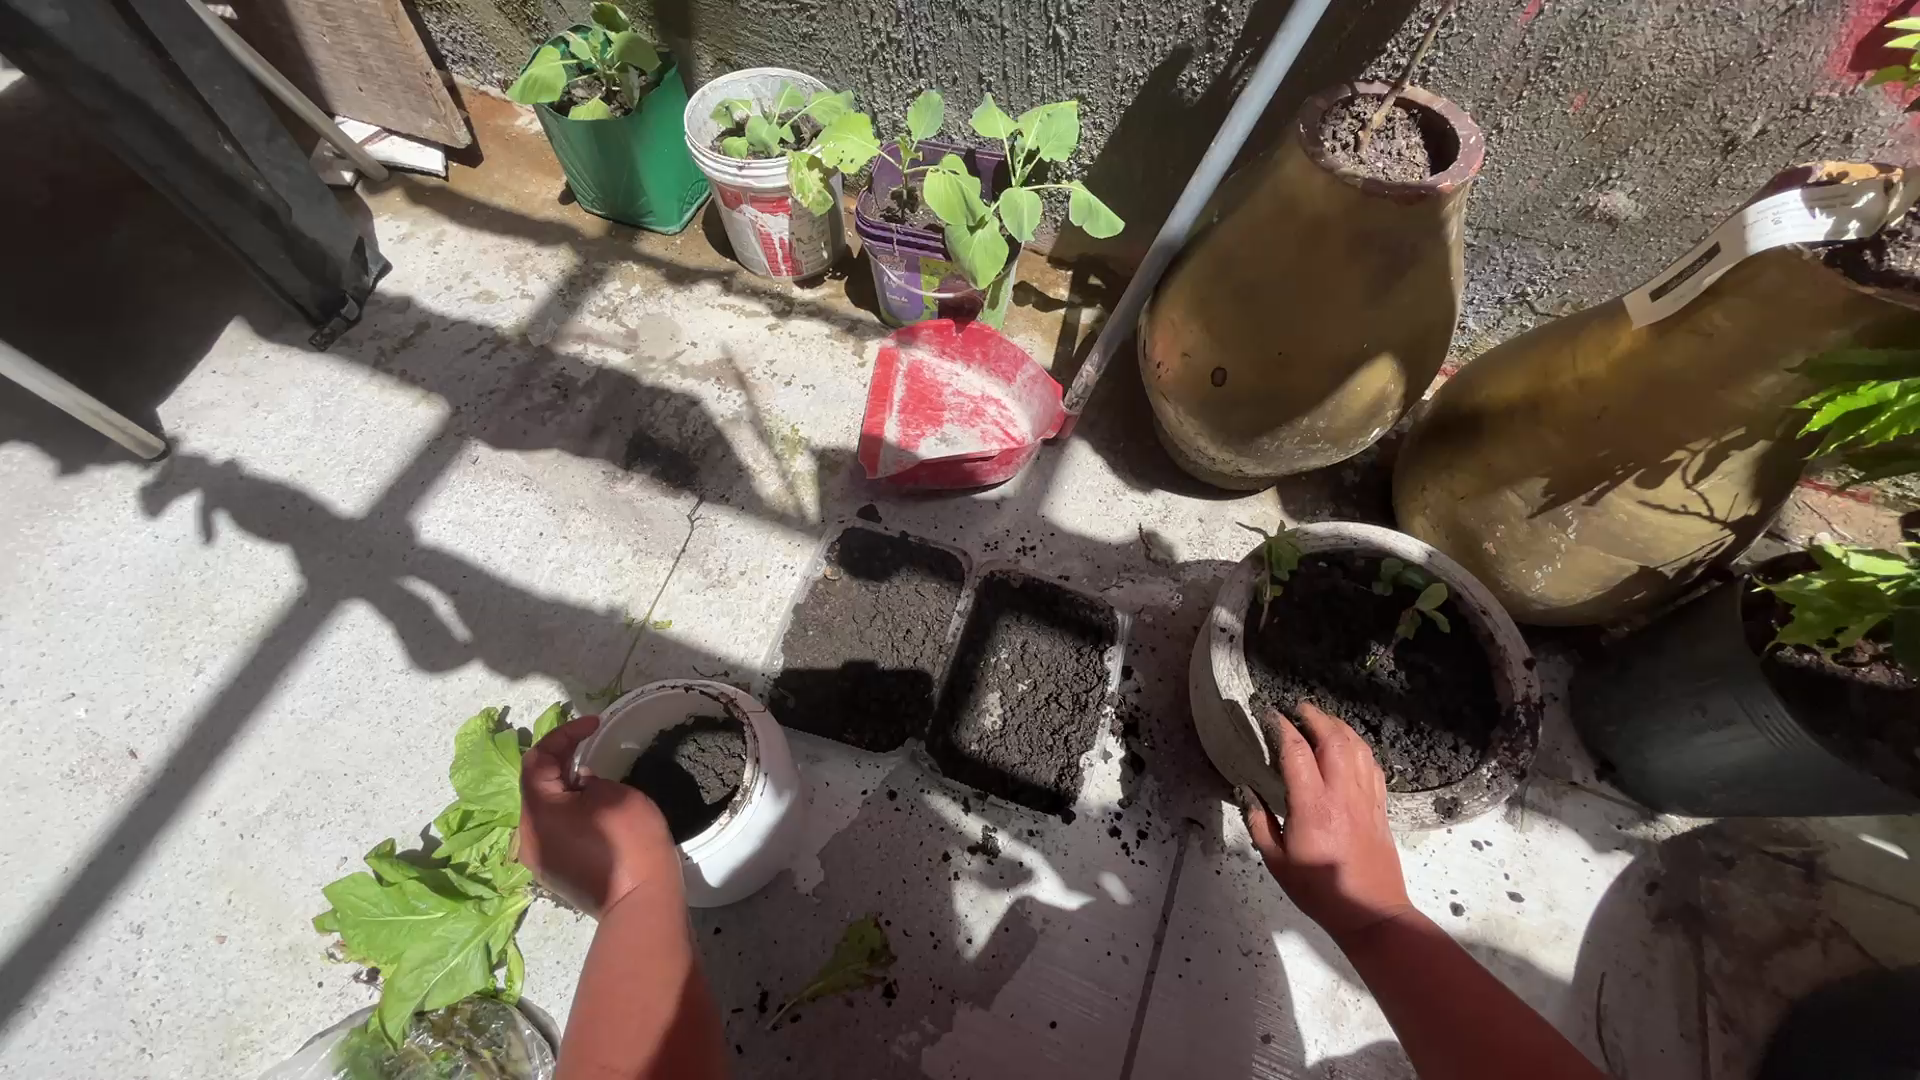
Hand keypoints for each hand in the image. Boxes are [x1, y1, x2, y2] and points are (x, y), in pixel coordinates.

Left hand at [519, 714, 682, 917]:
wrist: (639, 898)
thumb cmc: (629, 840)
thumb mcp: (615, 795)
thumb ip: (592, 780)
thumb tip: (582, 784)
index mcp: (539, 811)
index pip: (538, 759)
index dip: (564, 734)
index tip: (593, 724)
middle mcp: (528, 835)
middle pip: (535, 786)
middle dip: (561, 760)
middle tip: (590, 745)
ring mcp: (538, 858)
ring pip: (544, 810)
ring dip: (564, 788)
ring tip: (593, 776)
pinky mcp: (552, 873)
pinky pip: (553, 831)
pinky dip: (568, 812)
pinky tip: (593, 811)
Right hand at [1243, 703, 1414, 944]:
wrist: (1372, 914)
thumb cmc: (1318, 890)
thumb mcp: (1275, 860)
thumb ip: (1258, 821)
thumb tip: (1245, 789)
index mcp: (1312, 806)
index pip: (1296, 751)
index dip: (1280, 726)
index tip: (1266, 713)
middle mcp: (1342, 795)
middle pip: (1333, 739)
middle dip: (1314, 716)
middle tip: (1296, 707)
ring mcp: (1365, 799)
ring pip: (1357, 748)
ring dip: (1338, 726)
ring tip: (1321, 718)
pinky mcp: (1380, 808)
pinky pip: (1371, 765)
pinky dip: (1358, 746)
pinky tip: (1348, 744)